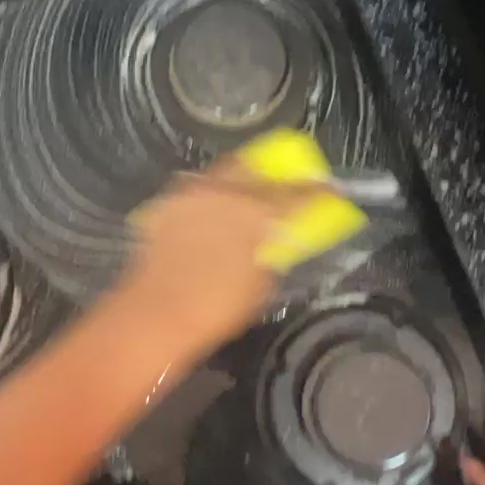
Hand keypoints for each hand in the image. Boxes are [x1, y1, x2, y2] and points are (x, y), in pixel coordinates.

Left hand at [114, 158, 314, 356]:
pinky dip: (210, 197)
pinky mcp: (165, 205)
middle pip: (256, 169)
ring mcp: (191, 195)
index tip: (331, 189)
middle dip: (273, 176)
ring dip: (239, 182)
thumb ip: (269, 256)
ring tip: (246, 198)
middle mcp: (223, 192)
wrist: (153, 315)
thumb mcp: (260, 287)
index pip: (298, 194)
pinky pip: (195, 191)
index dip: (319, 191)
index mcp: (255, 212)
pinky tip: (212, 214)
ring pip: (222, 174)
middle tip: (284, 188)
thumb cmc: (213, 309)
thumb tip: (268, 244)